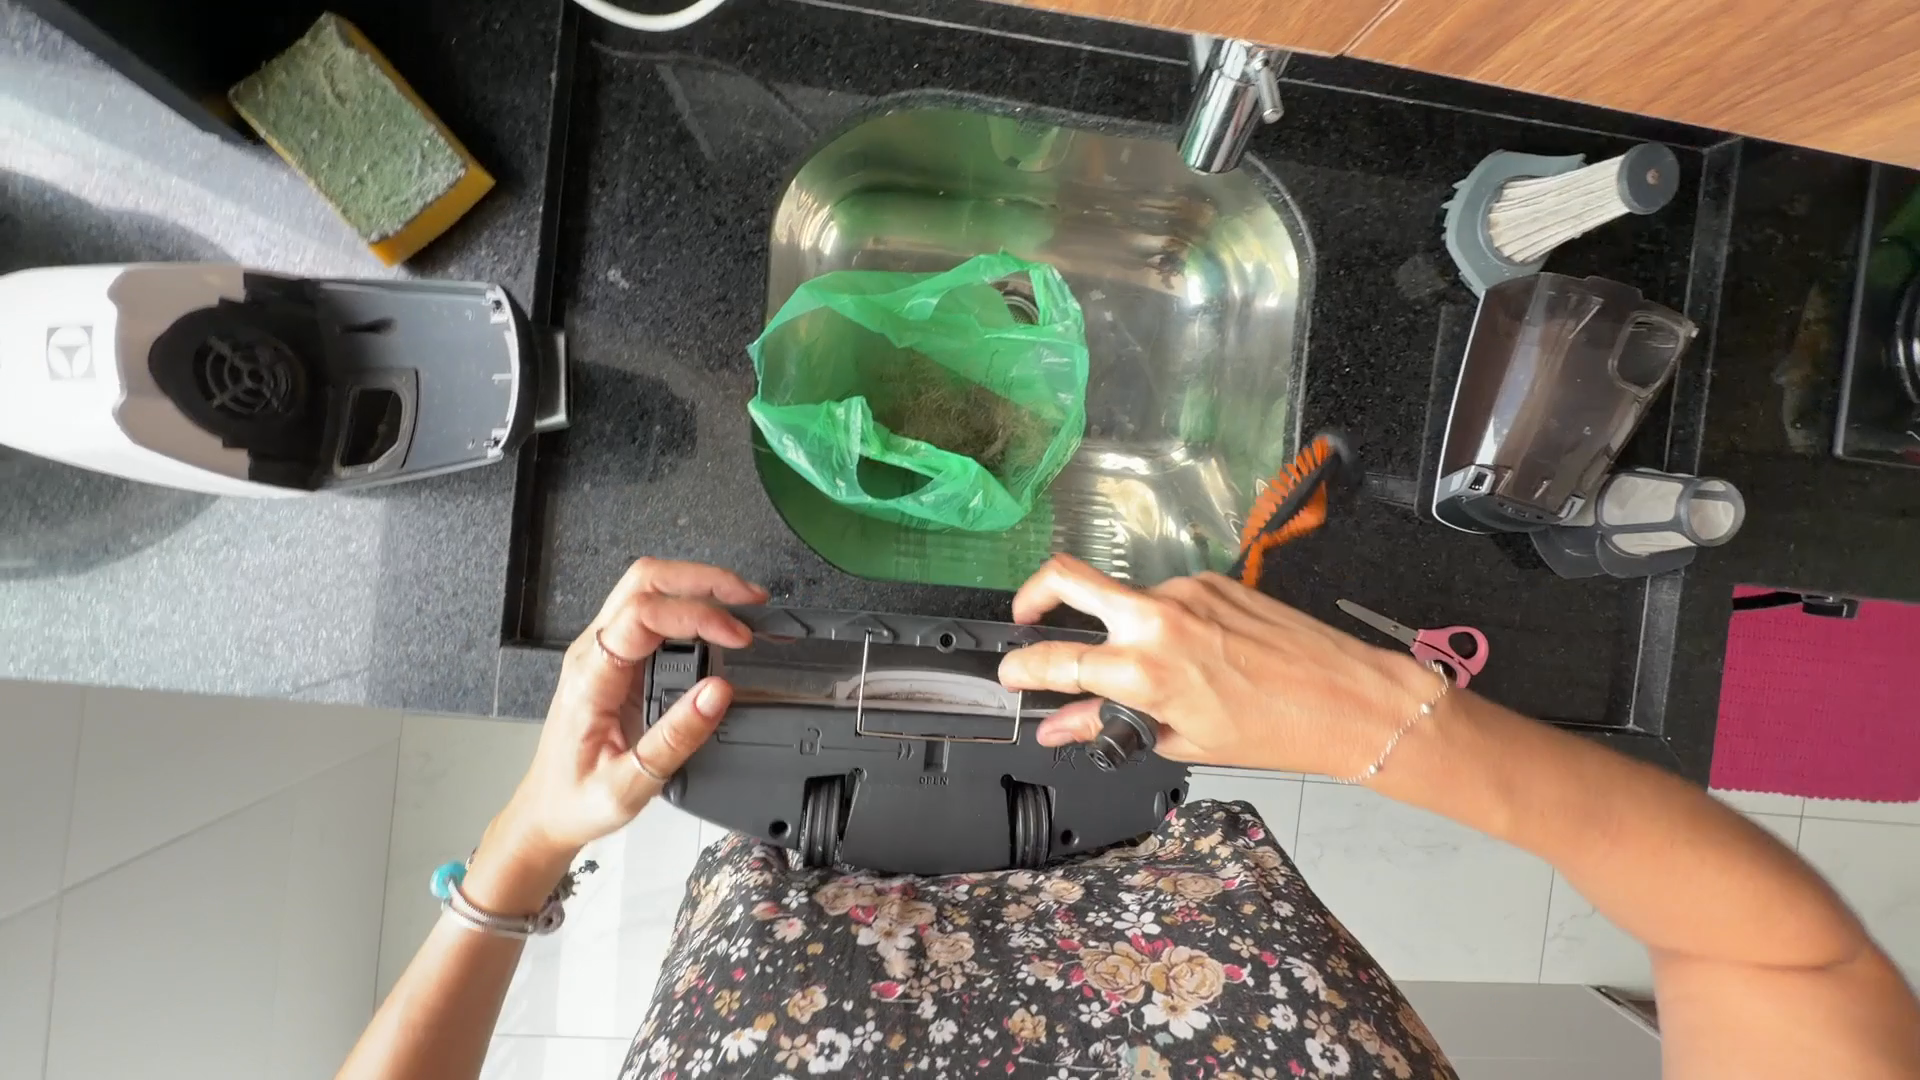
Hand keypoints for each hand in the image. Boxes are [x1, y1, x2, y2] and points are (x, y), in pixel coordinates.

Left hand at [479, 558, 766, 895]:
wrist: (545, 812)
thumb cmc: (577, 800)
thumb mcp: (627, 786)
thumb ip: (675, 739)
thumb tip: (719, 691)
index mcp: (590, 677)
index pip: (643, 615)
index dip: (698, 615)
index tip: (738, 637)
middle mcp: (593, 651)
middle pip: (646, 580)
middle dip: (704, 579)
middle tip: (750, 598)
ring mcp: (603, 647)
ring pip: (649, 584)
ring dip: (701, 585)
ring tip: (744, 604)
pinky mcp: (618, 653)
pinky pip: (654, 607)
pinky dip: (693, 601)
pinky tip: (720, 618)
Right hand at [996, 555, 1444, 777]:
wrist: (1349, 697)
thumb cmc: (1273, 731)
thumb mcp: (1179, 738)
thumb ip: (1108, 726)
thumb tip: (1060, 728)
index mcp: (1143, 669)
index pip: (1055, 660)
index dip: (1021, 667)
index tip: (1011, 672)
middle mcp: (1155, 617)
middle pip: (1065, 576)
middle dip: (1031, 595)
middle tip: (1026, 617)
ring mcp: (1182, 590)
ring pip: (1119, 594)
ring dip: (1114, 622)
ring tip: (1146, 663)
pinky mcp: (1207, 580)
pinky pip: (1161, 595)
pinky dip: (1156, 621)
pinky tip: (1187, 650)